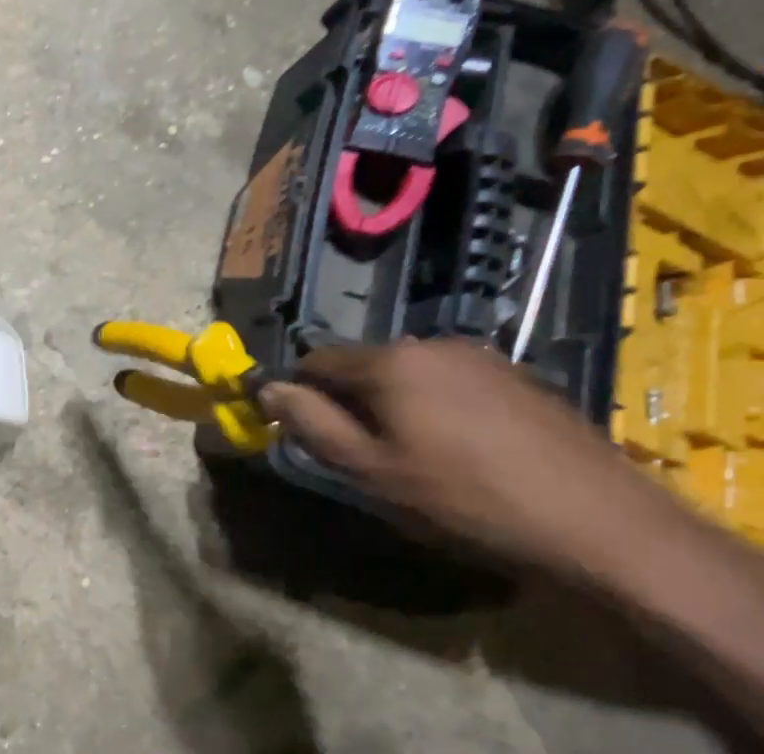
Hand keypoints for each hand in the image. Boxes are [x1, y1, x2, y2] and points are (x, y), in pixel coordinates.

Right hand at [259, 340, 659, 575]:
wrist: (608, 529)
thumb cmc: (469, 501)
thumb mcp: (372, 473)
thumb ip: (312, 425)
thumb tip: (266, 387)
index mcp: (391, 360)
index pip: (316, 360)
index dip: (301, 394)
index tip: (307, 433)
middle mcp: (434, 344)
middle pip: (367, 366)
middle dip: (355, 401)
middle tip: (367, 457)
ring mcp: (486, 359)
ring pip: (414, 376)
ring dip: (401, 406)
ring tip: (421, 460)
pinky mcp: (526, 382)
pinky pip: (458, 386)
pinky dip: (445, 411)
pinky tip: (470, 456)